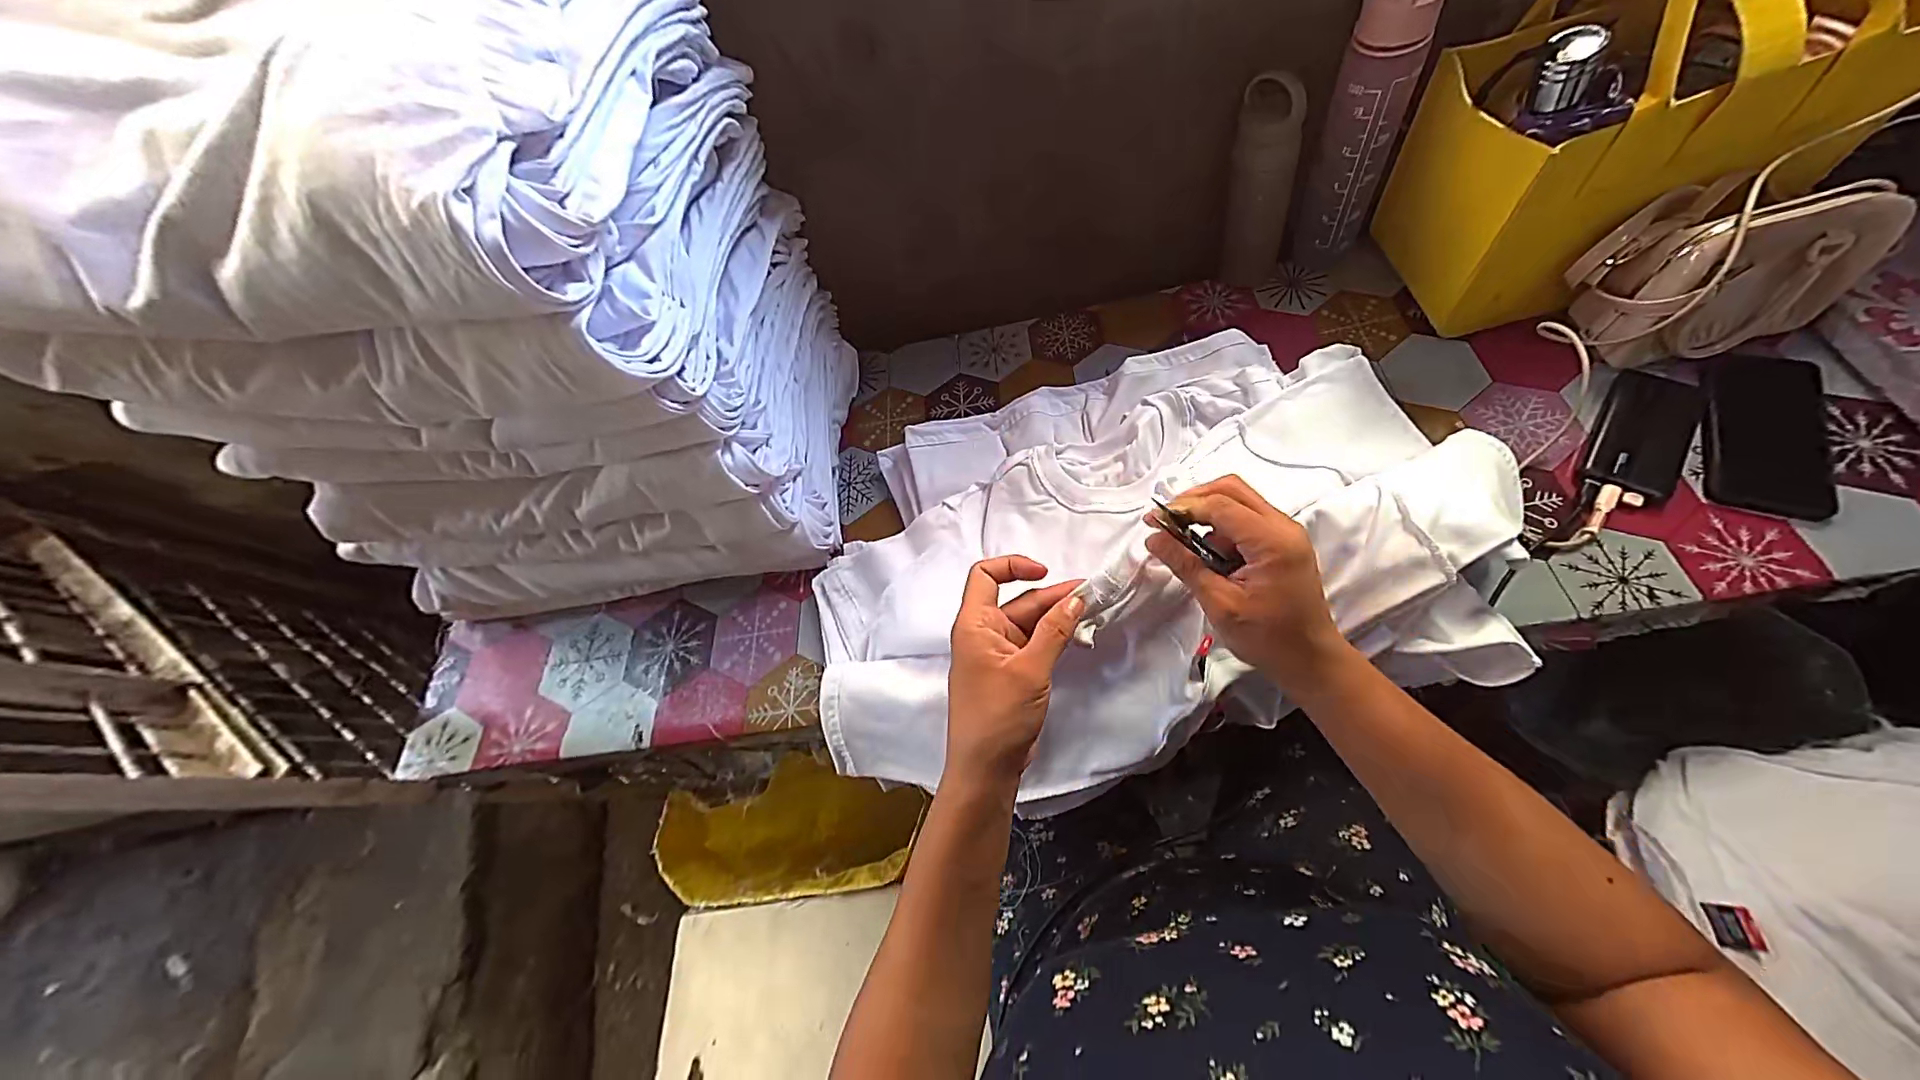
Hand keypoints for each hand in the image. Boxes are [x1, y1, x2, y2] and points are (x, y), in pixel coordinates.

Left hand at [945, 556, 1083, 790]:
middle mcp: (983, 634)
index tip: (1045, 572)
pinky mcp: (1011, 673)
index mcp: (974, 625)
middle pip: (1017, 600)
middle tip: (1090, 594)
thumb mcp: (1030, 670)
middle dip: (1051, 596)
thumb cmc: (998, 716)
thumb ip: (1053, 632)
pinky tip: (1077, 634)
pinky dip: (1053, 637)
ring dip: (1056, 617)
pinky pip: (1033, 644)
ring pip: (1029, 623)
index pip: (985, 575)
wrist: (986, 768)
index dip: (1013, 565)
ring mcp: (998, 654)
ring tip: (1090, 611)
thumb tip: (1075, 598)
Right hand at [1144, 475, 1352, 689]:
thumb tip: (1155, 538)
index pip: (1220, 504)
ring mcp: (1284, 534)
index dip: (1183, 508)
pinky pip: (1245, 521)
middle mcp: (1283, 528)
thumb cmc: (1268, 638)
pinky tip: (1207, 556)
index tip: (1154, 522)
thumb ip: (1186, 565)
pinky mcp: (1280, 544)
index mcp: (1272, 541)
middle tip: (1166, 522)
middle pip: (1232, 489)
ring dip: (1207, 515)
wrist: (1310, 659)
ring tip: (1184, 545)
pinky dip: (1220, 529)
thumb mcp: (1220, 603)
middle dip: (1194, 500)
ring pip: (1238, 502)